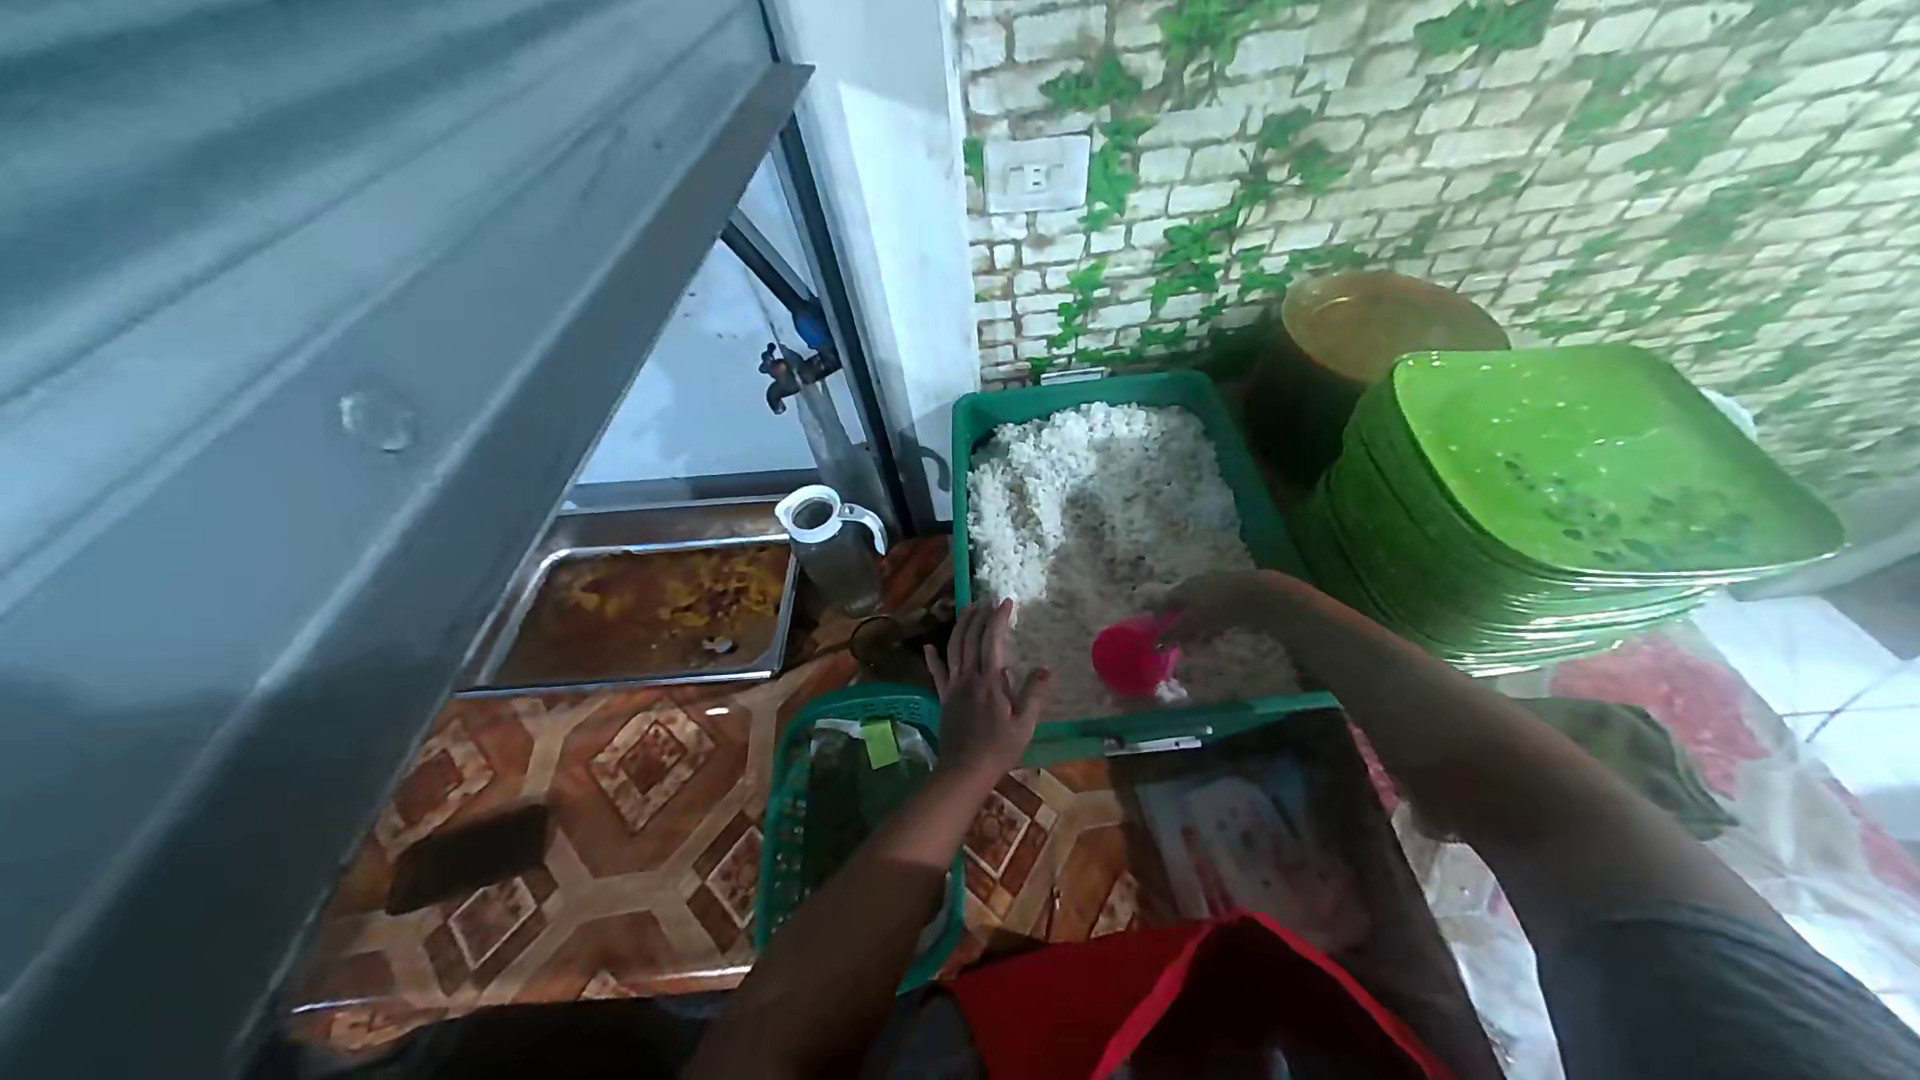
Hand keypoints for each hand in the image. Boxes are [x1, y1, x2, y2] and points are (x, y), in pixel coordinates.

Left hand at [924, 599, 1049, 782]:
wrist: (964, 770)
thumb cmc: (999, 749)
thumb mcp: (1025, 724)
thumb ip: (1034, 694)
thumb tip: (1046, 667)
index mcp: (990, 681)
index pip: (992, 640)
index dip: (998, 618)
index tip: (1006, 602)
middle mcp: (968, 677)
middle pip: (970, 638)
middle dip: (979, 616)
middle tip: (988, 600)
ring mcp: (953, 686)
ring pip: (953, 648)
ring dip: (960, 627)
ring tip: (968, 610)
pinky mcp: (944, 698)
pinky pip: (937, 674)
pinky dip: (933, 658)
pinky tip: (929, 647)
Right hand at [1150, 570, 1309, 644]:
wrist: (1256, 595)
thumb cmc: (1216, 606)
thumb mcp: (1191, 622)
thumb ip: (1172, 633)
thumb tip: (1154, 644)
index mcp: (1182, 588)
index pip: (1164, 603)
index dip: (1159, 619)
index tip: (1159, 636)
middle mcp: (1196, 585)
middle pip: (1183, 608)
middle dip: (1180, 626)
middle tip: (1181, 644)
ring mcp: (1215, 589)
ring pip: (1200, 611)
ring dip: (1197, 628)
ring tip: (1200, 644)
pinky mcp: (1232, 596)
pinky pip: (1216, 613)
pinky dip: (1212, 626)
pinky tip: (1216, 636)